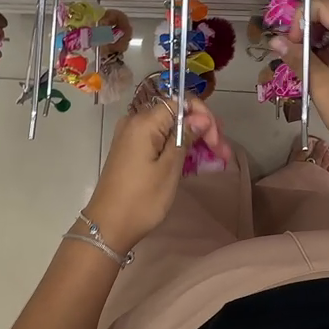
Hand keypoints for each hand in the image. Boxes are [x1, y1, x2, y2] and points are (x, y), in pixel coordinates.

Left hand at [84, 96, 226, 252]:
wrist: (107, 227)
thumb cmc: (141, 199)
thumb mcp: (169, 169)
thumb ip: (185, 138)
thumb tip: (201, 116)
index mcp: (144, 122)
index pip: (180, 102)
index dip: (203, 115)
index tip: (215, 140)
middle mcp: (135, 122)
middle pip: (176, 115)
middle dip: (202, 130)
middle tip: (222, 154)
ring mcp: (131, 136)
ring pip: (169, 129)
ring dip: (193, 141)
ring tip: (215, 160)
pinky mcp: (130, 150)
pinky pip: (158, 140)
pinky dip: (177, 148)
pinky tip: (194, 163)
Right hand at [269, 0, 328, 163]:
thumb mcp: (321, 86)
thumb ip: (299, 58)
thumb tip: (275, 41)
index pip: (327, 4)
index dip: (304, 15)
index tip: (292, 40)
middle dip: (315, 11)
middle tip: (298, 35)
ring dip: (323, 24)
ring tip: (305, 49)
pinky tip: (318, 60)